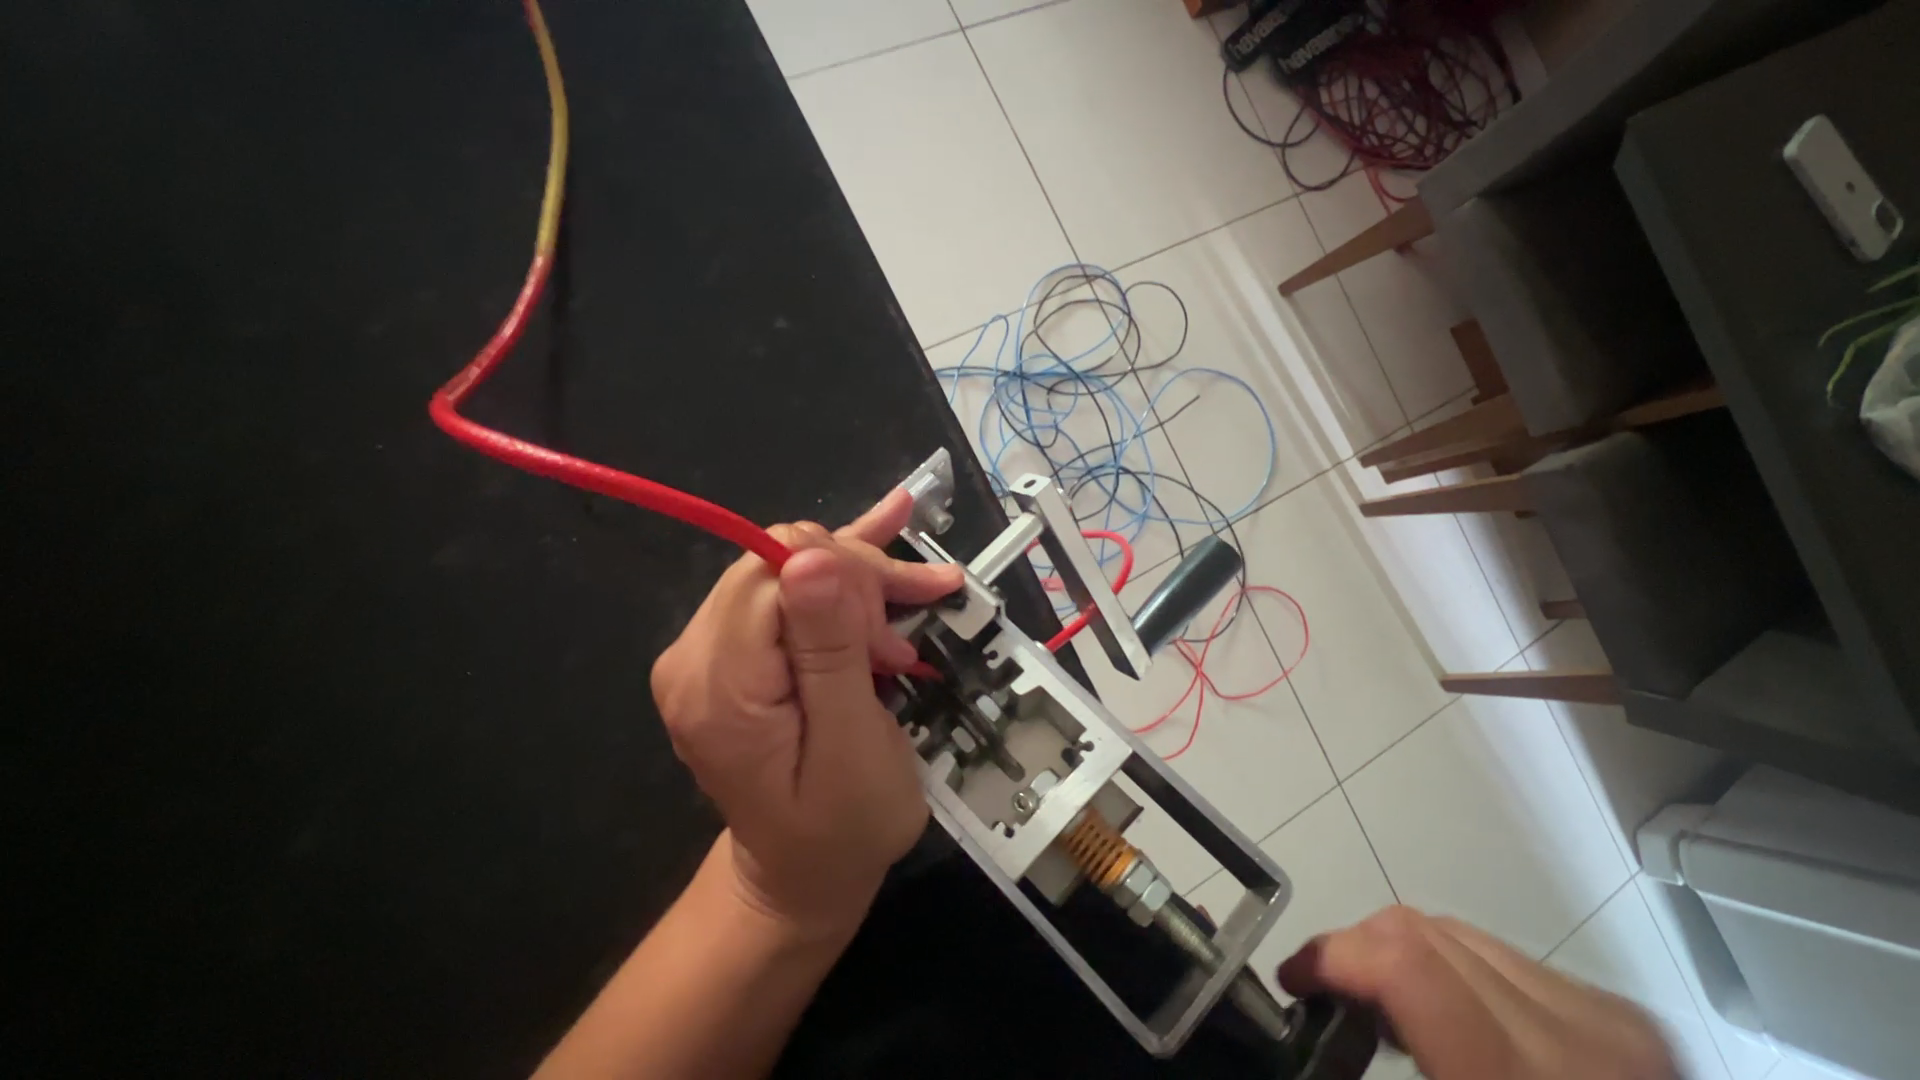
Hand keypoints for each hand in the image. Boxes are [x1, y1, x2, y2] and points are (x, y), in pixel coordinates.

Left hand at [651, 489, 962, 939]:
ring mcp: (708, 649)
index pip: (776, 574)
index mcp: (717, 685)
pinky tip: (889, 517)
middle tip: (905, 641)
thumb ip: (828, 652)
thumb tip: (810, 556)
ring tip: (921, 593)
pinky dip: (839, 560)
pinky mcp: (733, 647)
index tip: (897, 636)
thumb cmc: (842, 828)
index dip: (847, 584)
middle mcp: (694, 655)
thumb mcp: (852, 749)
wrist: (804, 872)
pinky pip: (784, 584)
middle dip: (858, 582)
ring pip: (791, 564)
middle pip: (780, 562)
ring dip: (861, 579)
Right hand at [1279, 907, 1678, 1079]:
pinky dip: (1457, 975)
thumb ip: (1378, 1068)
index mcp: (1522, 1078)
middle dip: (1356, 951)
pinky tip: (1454, 1025)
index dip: (1332, 954)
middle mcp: (1577, 1035)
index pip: (1409, 963)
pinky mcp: (1629, 1021)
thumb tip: (1319, 1029)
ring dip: (1403, 958)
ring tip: (1388, 1015)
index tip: (1295, 982)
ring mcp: (1611, 1021)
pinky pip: (1508, 960)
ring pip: (1459, 934)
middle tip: (1329, 1002)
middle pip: (1424, 931)